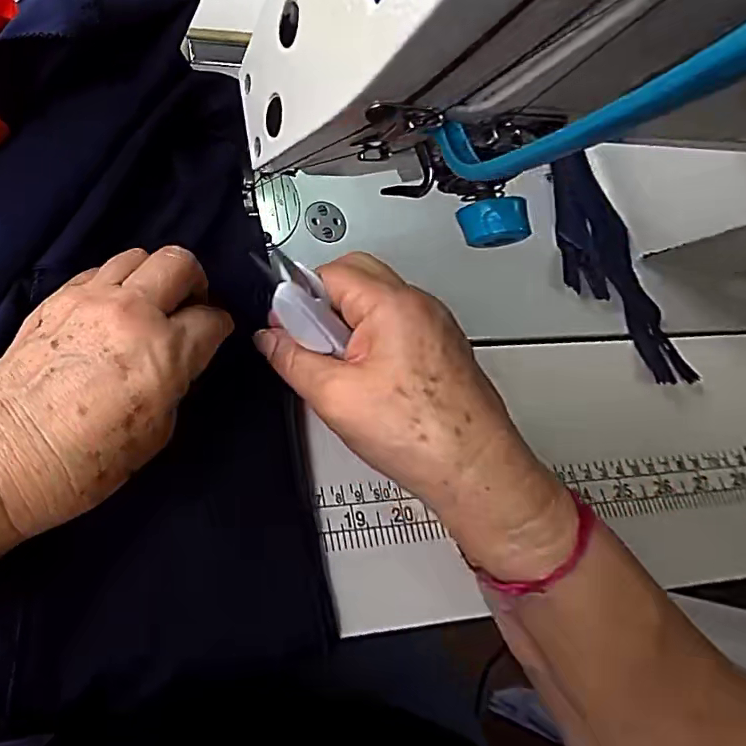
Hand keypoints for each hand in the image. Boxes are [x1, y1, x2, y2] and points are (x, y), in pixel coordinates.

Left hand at [0, 247, 233, 569]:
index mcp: (162, 352)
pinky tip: (106, 311)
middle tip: (186, 308)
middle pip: (179, 262)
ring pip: (135, 255)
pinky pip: (96, 272)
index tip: (210, 337)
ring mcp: (86, 299)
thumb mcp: (153, 437)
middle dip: (193, 282)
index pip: (212, 318)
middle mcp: (128, 312)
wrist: (0, 453)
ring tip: (145, 305)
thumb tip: (175, 362)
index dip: (217, 328)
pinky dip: (111, 284)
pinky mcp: (54, 299)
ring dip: (150, 276)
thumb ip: (172, 385)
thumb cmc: (81, 465)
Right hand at [253, 252, 576, 580]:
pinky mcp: (437, 345)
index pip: (328, 272)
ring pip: (369, 301)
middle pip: (352, 275)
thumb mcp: (329, 394)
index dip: (297, 299)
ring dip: (342, 324)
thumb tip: (268, 338)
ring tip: (339, 368)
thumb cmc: (422, 436)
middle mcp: (419, 306)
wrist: (477, 474)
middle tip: (311, 342)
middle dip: (320, 304)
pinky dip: (365, 339)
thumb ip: (288, 357)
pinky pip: (389, 323)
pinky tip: (361, 378)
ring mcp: (432, 325)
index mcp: (393, 306)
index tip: (289, 330)